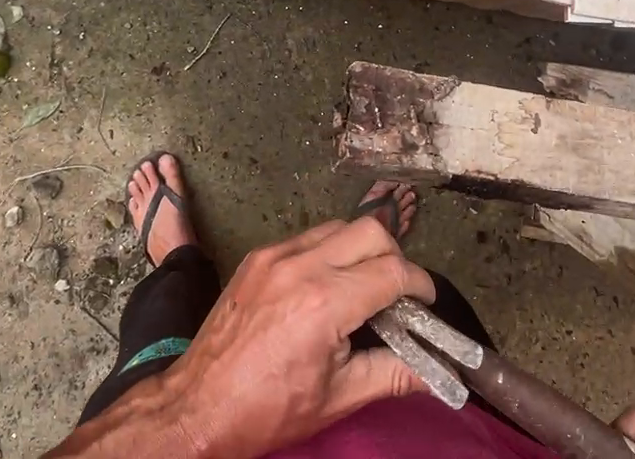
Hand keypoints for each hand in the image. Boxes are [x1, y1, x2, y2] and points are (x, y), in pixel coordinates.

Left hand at [160, 216, 437, 456]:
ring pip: (339, 226)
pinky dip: (329, 250)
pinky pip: (307, 236)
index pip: (393, 272)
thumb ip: (392, 375)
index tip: (425, 304)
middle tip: (399, 293)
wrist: (198, 405)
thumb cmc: (268, 409)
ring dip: (361, 248)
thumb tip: (436, 373)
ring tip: (364, 287)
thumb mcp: (337, 398)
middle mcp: (302, 265)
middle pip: (371, 230)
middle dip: (396, 256)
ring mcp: (275, 254)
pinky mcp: (257, 255)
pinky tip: (327, 284)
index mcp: (325, 302)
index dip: (420, 285)